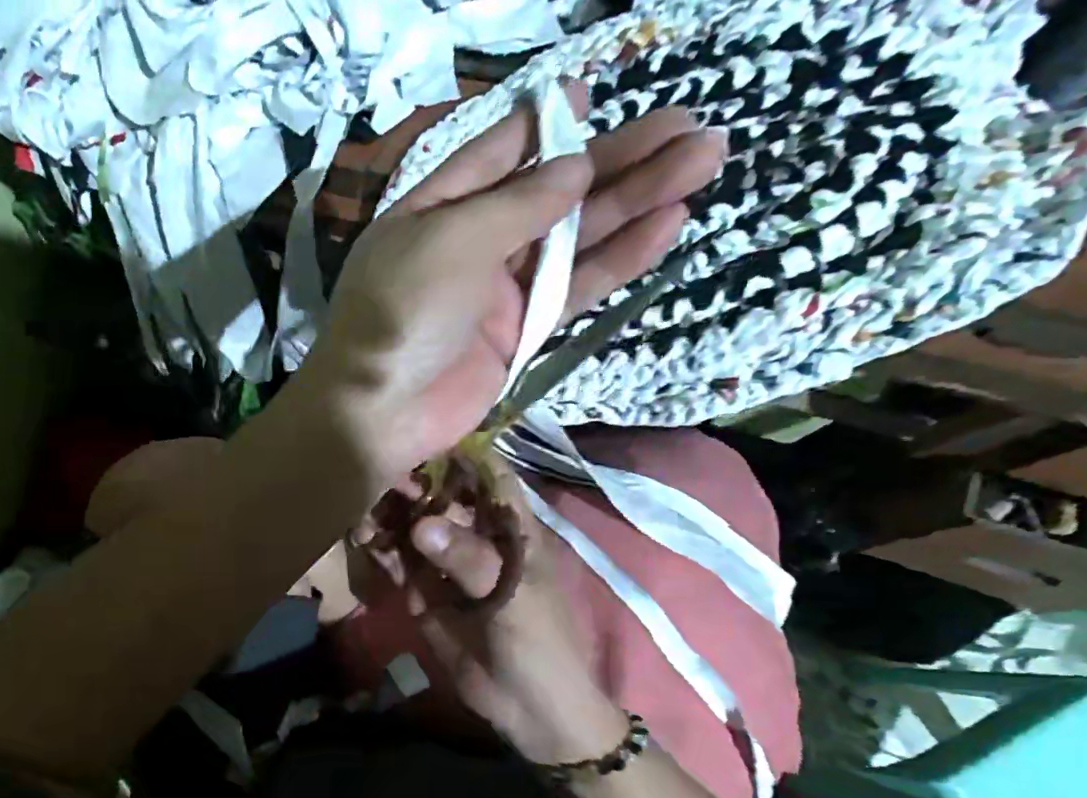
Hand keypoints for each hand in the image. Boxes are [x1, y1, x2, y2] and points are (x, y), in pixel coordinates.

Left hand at [303, 96, 726, 478]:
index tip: (593, 95)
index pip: (494, 156)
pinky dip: (618, 258)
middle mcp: (468, 245)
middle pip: (550, 193)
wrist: (381, 412)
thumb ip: (517, 202)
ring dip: (635, 201)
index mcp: (434, 210)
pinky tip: (668, 224)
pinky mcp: (519, 333)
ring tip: (704, 157)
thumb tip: (575, 166)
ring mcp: (495, 291)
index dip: (544, 125)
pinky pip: (576, 288)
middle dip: (615, 160)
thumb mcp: (451, 239)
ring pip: (574, 238)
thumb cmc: (403, 314)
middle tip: (688, 127)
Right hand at [353, 469, 627, 765]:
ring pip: (412, 525)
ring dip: (388, 513)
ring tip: (360, 504)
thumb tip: (421, 524)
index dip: (460, 451)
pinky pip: (397, 560)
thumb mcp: (515, 598)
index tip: (420, 429)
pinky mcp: (422, 591)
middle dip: (411, 481)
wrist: (529, 706)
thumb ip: (469, 559)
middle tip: (376, 472)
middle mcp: (476, 536)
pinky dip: (378, 546)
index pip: (488, 474)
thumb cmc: (541, 644)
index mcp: (512, 527)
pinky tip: (360, 535)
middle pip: (440, 496)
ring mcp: (446, 563)